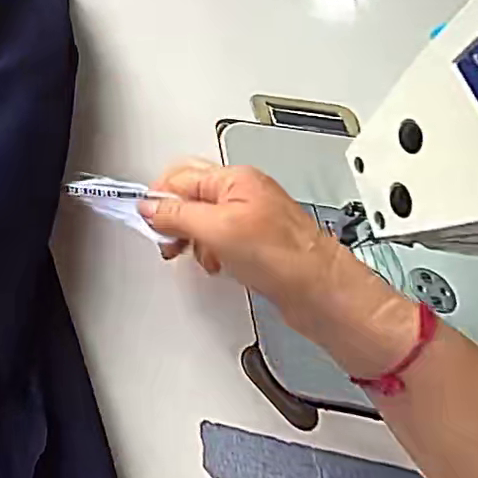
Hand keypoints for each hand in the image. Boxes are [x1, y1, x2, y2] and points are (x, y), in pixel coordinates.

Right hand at [139, 159, 420, 376]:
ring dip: (190, 236)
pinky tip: (215, 261)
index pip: (178, 177)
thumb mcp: (218, 230)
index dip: (160, 199)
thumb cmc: (292, 261)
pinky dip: (207, 249)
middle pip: (186, 193)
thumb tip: (149, 207)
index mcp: (236, 179)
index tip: (147, 219)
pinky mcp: (253, 241)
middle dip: (173, 216)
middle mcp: (243, 193)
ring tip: (195, 252)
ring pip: (198, 216)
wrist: (330, 300)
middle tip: (169, 235)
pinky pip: (214, 236)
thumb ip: (176, 214)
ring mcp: (249, 217)